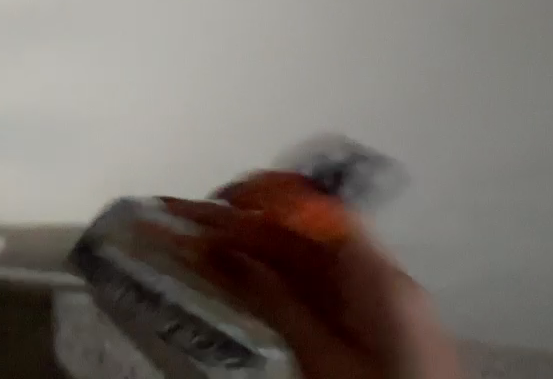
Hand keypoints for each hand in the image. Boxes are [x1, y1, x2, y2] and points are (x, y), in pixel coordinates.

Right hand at [153, 198, 460, 378]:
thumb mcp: (324, 359)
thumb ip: (272, 298)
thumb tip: (212, 246)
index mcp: (379, 279)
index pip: (318, 207)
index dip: (266, 193)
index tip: (217, 197)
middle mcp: (372, 281)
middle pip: (292, 233)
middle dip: (231, 221)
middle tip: (173, 215)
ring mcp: (362, 307)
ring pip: (285, 260)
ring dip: (231, 247)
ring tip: (177, 236)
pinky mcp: (352, 331)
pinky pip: (293, 289)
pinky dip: (251, 278)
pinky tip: (212, 270)